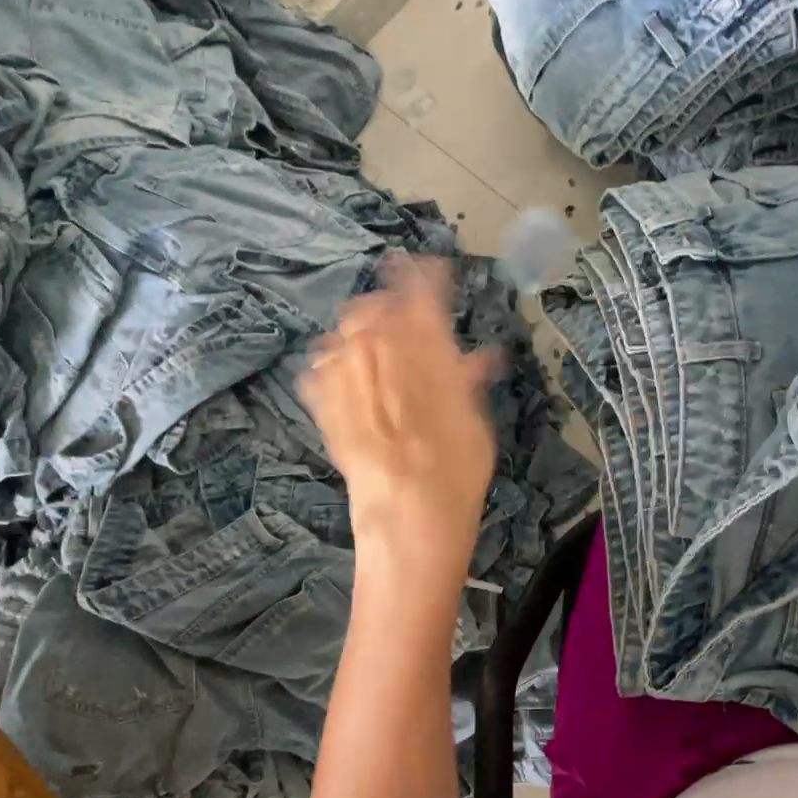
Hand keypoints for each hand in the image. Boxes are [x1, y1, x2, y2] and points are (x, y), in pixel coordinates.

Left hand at [301, 256, 498, 572]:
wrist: (411, 535)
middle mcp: (395, 390)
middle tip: (394, 289)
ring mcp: (357, 405)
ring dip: (358, 324)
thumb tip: (476, 356)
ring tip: (368, 318)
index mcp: (437, 389)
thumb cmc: (457, 490)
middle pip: (380, 324)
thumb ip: (467, 392)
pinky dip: (329, 360)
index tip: (425, 262)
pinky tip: (335, 356)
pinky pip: (321, 379)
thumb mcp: (476, 438)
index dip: (423, 286)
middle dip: (385, 299)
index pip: (427, 320)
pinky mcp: (330, 423)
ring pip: (348, 345)